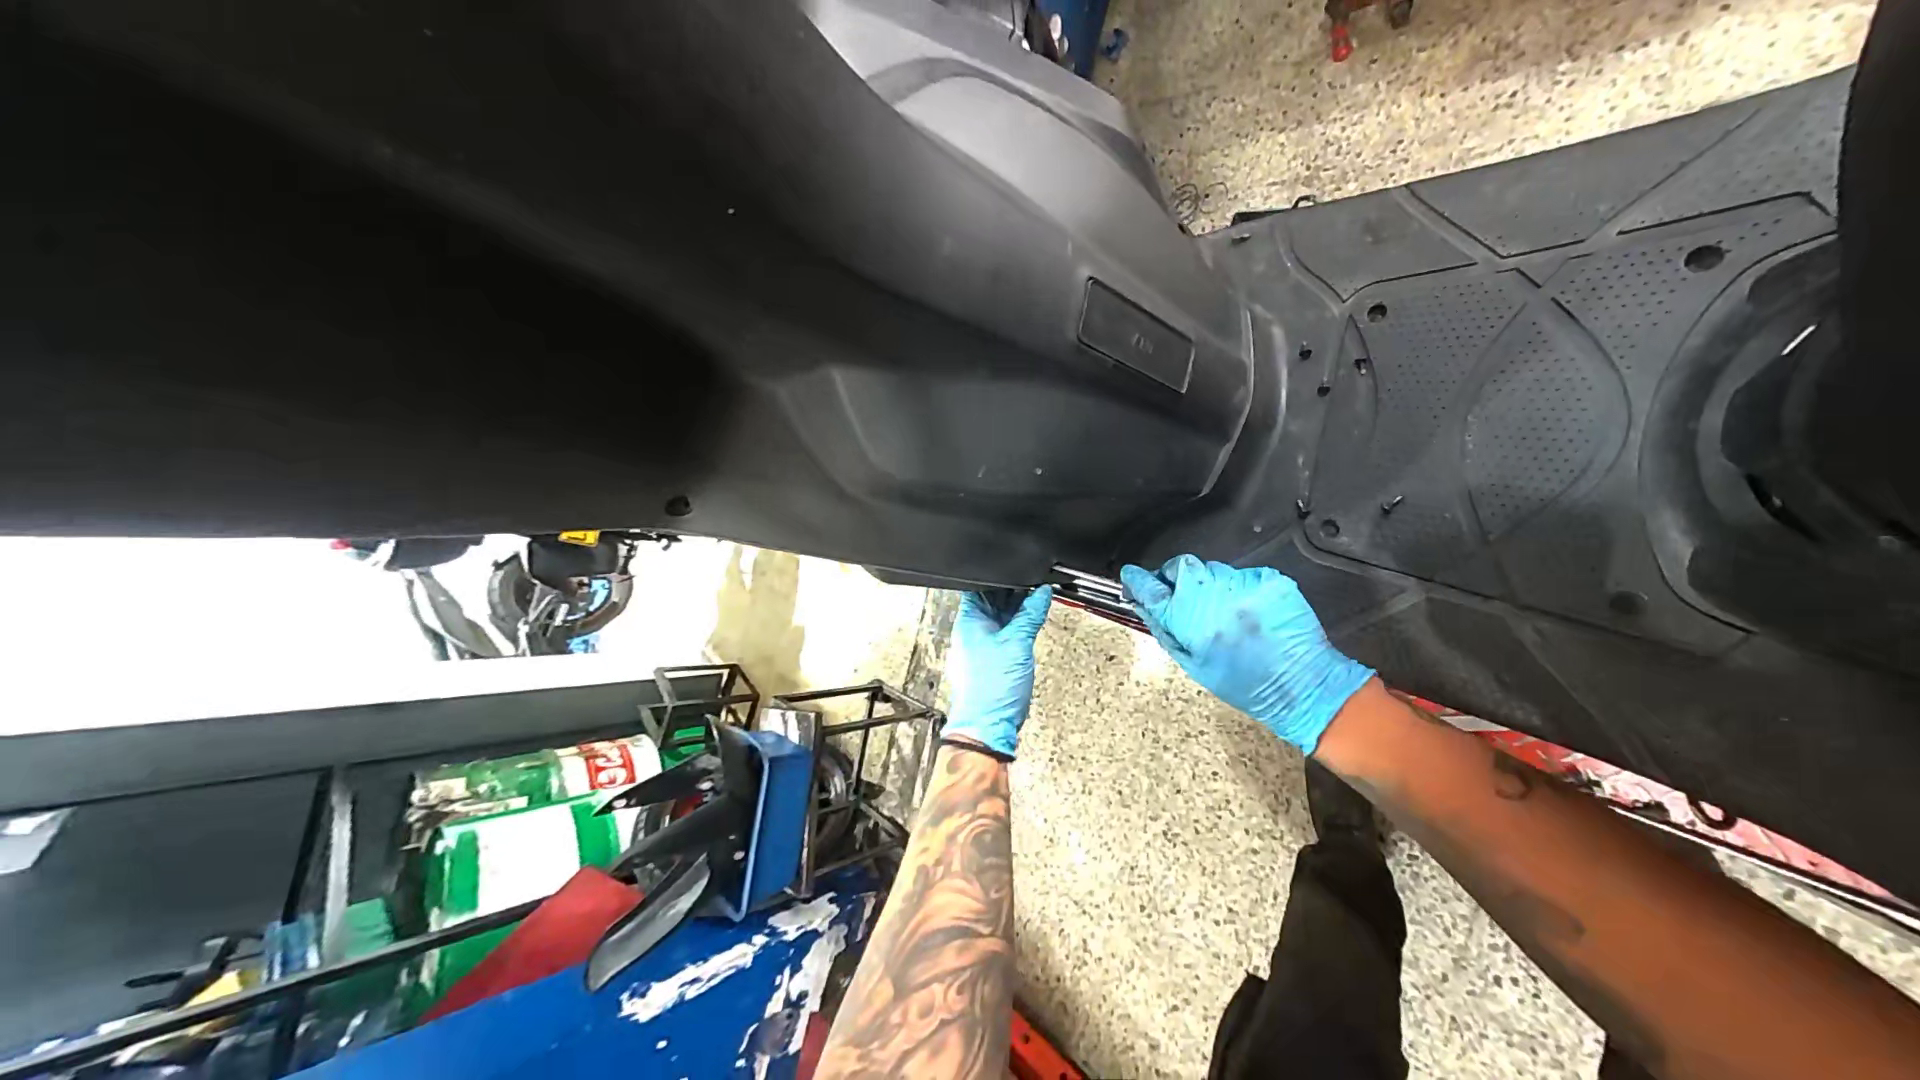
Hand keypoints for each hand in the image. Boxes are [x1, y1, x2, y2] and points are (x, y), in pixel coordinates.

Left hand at [943, 586, 1053, 757]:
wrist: (989, 725)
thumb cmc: (991, 689)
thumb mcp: (1017, 643)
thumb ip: (1030, 615)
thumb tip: (1042, 592)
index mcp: (969, 620)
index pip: (980, 585)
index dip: (999, 575)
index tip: (1021, 569)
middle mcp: (973, 629)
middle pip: (993, 598)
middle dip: (1014, 591)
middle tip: (1036, 584)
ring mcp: (983, 643)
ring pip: (1002, 615)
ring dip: (1019, 608)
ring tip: (1039, 600)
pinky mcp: (994, 656)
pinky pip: (1007, 631)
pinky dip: (1019, 625)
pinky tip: (1033, 621)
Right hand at [1120, 555, 1373, 753]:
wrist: (1301, 685)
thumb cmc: (1244, 682)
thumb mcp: (1192, 664)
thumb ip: (1164, 630)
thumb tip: (1143, 605)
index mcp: (1189, 620)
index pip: (1152, 587)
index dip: (1138, 580)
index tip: (1132, 577)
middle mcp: (1214, 595)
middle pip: (1182, 567)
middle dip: (1175, 576)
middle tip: (1182, 595)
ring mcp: (1243, 584)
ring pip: (1212, 569)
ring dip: (1209, 584)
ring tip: (1223, 612)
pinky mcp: (1269, 580)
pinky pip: (1243, 575)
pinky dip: (1239, 589)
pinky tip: (1247, 612)